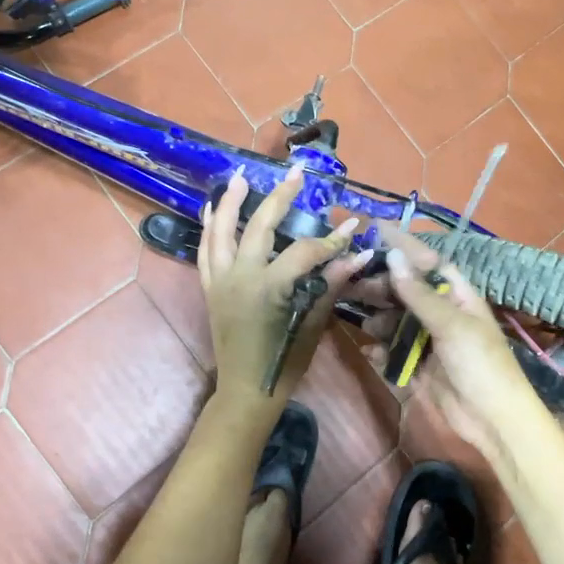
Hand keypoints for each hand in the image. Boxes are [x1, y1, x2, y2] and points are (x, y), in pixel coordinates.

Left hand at [197, 165, 373, 405]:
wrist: (246, 390)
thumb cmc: (284, 363)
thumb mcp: (312, 325)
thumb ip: (330, 284)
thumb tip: (358, 254)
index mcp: (269, 288)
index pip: (304, 252)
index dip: (331, 241)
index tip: (352, 227)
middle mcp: (240, 277)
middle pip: (260, 226)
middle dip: (280, 197)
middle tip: (296, 173)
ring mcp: (220, 281)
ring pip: (222, 231)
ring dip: (230, 202)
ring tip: (239, 177)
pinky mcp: (210, 288)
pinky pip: (205, 251)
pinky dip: (209, 228)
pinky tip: (212, 210)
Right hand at [369, 230, 545, 459]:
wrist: (493, 420)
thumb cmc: (481, 364)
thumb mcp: (451, 324)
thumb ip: (419, 294)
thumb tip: (395, 256)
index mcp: (457, 296)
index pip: (427, 262)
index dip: (404, 246)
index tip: (375, 230)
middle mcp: (442, 313)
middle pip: (406, 290)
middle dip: (381, 287)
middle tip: (351, 283)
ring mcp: (430, 341)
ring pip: (395, 320)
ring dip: (378, 319)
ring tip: (362, 322)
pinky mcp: (418, 367)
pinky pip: (394, 351)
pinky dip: (382, 350)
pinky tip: (372, 351)